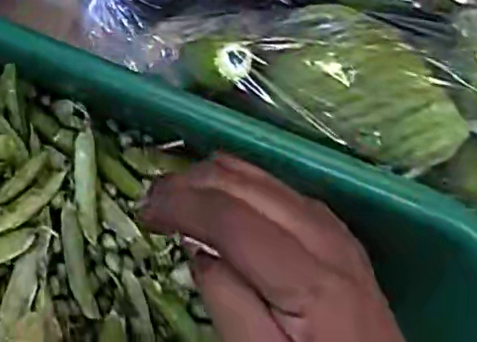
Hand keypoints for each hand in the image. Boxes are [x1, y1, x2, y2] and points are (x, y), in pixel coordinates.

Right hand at [138, 154, 403, 341]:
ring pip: (255, 173)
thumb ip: (226, 302)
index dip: (178, 203)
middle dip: (186, 183)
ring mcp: (335, 231)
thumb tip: (195, 247)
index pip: (228, 214)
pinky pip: (274, 186)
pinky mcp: (336, 234)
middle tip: (151, 203)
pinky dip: (235, 183)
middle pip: (240, 181)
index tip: (141, 211)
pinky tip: (218, 203)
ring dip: (207, 178)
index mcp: (313, 280)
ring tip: (176, 199)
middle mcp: (327, 239)